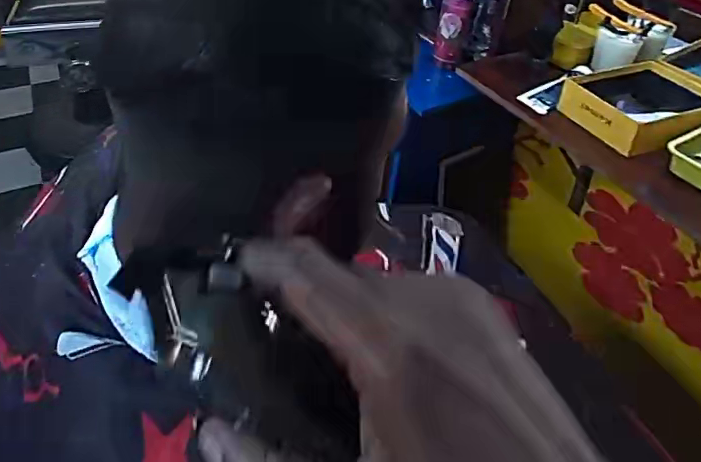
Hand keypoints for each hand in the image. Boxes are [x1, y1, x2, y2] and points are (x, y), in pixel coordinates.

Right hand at [196, 239, 604, 461]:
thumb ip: (273, 456)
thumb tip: (209, 431)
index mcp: (388, 341)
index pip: (302, 264)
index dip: (259, 258)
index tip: (231, 268)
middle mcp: (425, 298)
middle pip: (337, 272)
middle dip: (304, 297)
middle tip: (285, 342)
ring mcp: (465, 300)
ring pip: (377, 281)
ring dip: (349, 307)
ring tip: (345, 364)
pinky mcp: (491, 312)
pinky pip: (417, 295)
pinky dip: (390, 315)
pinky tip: (399, 367)